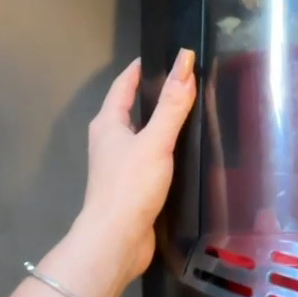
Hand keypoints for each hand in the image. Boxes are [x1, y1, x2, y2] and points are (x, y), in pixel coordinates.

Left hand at [49, 50, 197, 296]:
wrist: (116, 240)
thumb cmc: (130, 185)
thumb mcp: (155, 141)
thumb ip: (172, 105)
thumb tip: (185, 62)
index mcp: (108, 123)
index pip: (123, 85)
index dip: (141, 69)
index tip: (163, 57)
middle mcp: (108, 140)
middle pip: (129, 108)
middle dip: (152, 94)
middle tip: (184, 82)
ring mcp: (117, 164)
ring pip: (139, 134)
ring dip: (159, 123)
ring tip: (190, 113)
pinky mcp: (130, 186)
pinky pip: (147, 157)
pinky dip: (163, 149)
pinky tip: (183, 154)